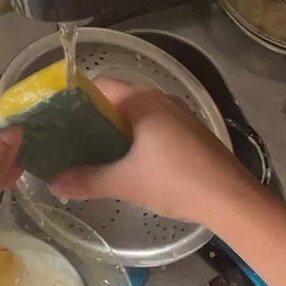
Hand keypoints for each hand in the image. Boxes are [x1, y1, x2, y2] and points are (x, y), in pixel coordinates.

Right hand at [50, 78, 259, 225]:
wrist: (232, 199)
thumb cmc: (176, 181)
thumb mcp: (126, 182)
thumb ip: (88, 180)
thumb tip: (54, 183)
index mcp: (143, 100)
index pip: (101, 86)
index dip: (78, 99)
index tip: (60, 119)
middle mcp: (161, 99)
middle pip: (118, 100)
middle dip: (95, 118)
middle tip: (72, 140)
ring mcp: (180, 115)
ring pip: (138, 115)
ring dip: (117, 131)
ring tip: (95, 152)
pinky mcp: (191, 133)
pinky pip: (154, 126)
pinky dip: (138, 138)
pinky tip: (131, 162)